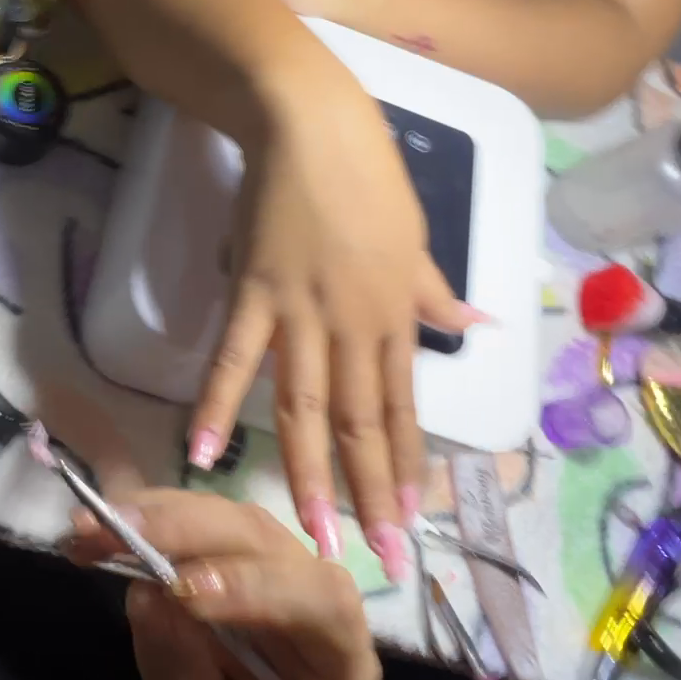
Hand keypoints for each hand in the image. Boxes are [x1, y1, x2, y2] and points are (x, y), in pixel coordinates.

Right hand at [63, 490, 380, 679]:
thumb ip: (187, 675)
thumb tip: (146, 595)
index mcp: (339, 647)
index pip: (315, 600)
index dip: (250, 586)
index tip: (180, 592)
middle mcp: (311, 580)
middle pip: (256, 535)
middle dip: (178, 529)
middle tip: (106, 532)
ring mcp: (272, 550)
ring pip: (219, 511)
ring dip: (148, 514)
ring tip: (86, 531)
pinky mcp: (232, 536)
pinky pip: (190, 511)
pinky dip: (140, 514)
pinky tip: (96, 531)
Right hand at [209, 85, 474, 576]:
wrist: (310, 122)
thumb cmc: (365, 171)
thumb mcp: (415, 233)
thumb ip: (435, 290)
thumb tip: (477, 327)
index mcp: (396, 311)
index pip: (403, 405)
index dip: (406, 466)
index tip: (411, 520)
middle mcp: (356, 324)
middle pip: (362, 420)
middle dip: (369, 492)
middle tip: (375, 557)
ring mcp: (302, 311)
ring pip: (308, 406)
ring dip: (309, 472)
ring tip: (310, 532)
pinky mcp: (253, 291)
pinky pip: (235, 356)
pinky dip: (218, 403)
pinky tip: (203, 450)